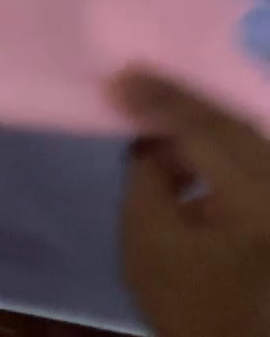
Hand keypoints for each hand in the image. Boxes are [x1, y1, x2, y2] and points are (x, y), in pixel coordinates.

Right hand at [112, 68, 269, 336]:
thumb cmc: (189, 297)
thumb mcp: (148, 233)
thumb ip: (148, 172)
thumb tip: (146, 133)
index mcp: (265, 204)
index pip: (213, 133)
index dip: (165, 100)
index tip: (118, 77)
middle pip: (243, 131)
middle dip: (184, 101)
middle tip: (130, 77)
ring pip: (254, 143)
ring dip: (201, 121)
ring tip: (151, 105)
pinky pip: (259, 163)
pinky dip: (221, 145)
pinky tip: (183, 143)